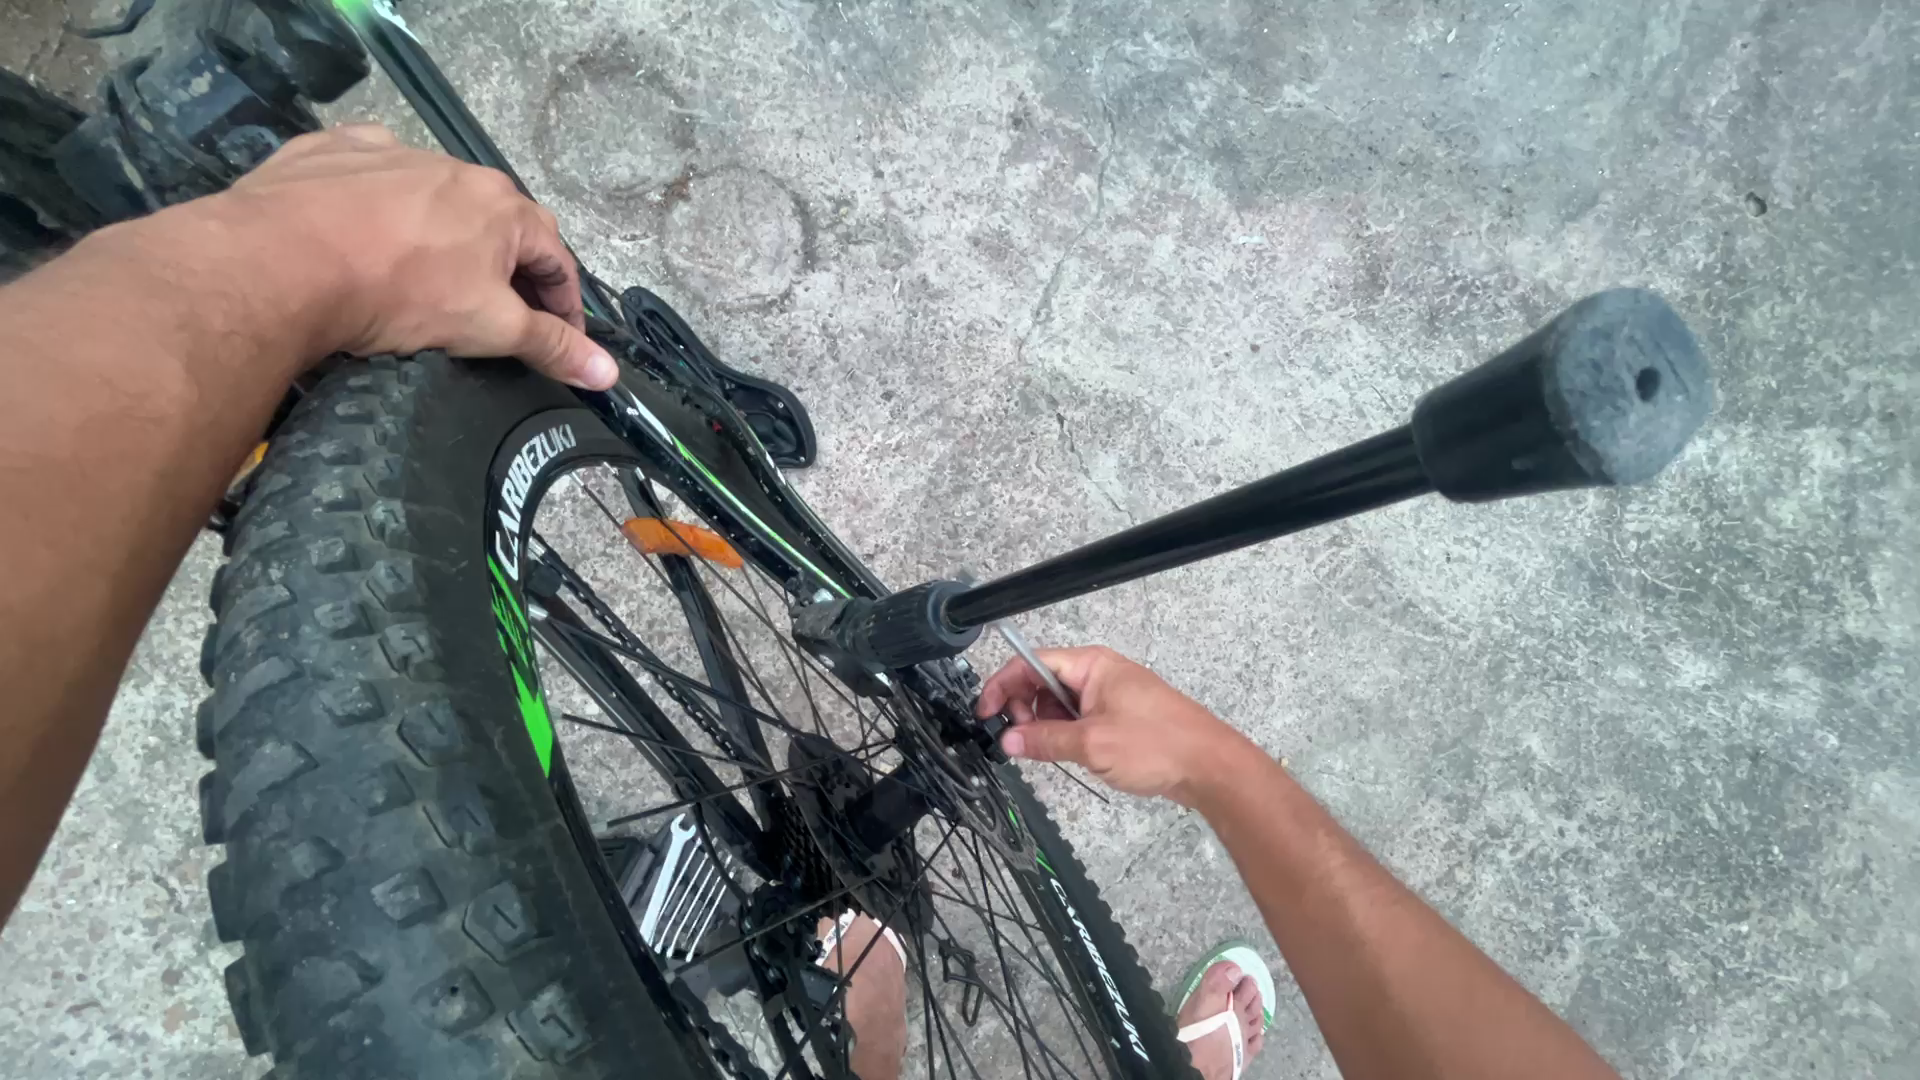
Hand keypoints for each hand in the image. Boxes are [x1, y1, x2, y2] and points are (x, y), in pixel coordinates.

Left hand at [182, 124, 617, 387]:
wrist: (277, 263)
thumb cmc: (403, 295)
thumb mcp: (493, 329)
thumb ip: (556, 347)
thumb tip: (610, 375)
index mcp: (506, 208)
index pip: (560, 263)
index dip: (566, 309)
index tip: (560, 342)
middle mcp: (458, 168)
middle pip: (506, 228)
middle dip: (514, 271)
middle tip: (502, 313)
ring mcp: (392, 152)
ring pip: (444, 200)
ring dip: (454, 237)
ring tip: (434, 277)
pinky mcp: (332, 149)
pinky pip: (378, 177)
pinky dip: (389, 204)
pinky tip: (375, 232)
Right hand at [974, 646, 1255, 805]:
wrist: (1210, 767)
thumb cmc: (1158, 744)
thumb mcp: (1092, 744)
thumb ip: (1045, 740)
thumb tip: (1009, 740)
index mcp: (1091, 665)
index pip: (1031, 662)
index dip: (1002, 685)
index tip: (986, 711)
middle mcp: (1099, 673)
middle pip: (1042, 681)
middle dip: (1024, 708)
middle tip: (1020, 738)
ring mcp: (1110, 694)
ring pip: (1060, 702)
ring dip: (1045, 724)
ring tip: (1046, 750)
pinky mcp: (1119, 716)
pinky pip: (1079, 717)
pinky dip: (1065, 732)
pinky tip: (1067, 753)